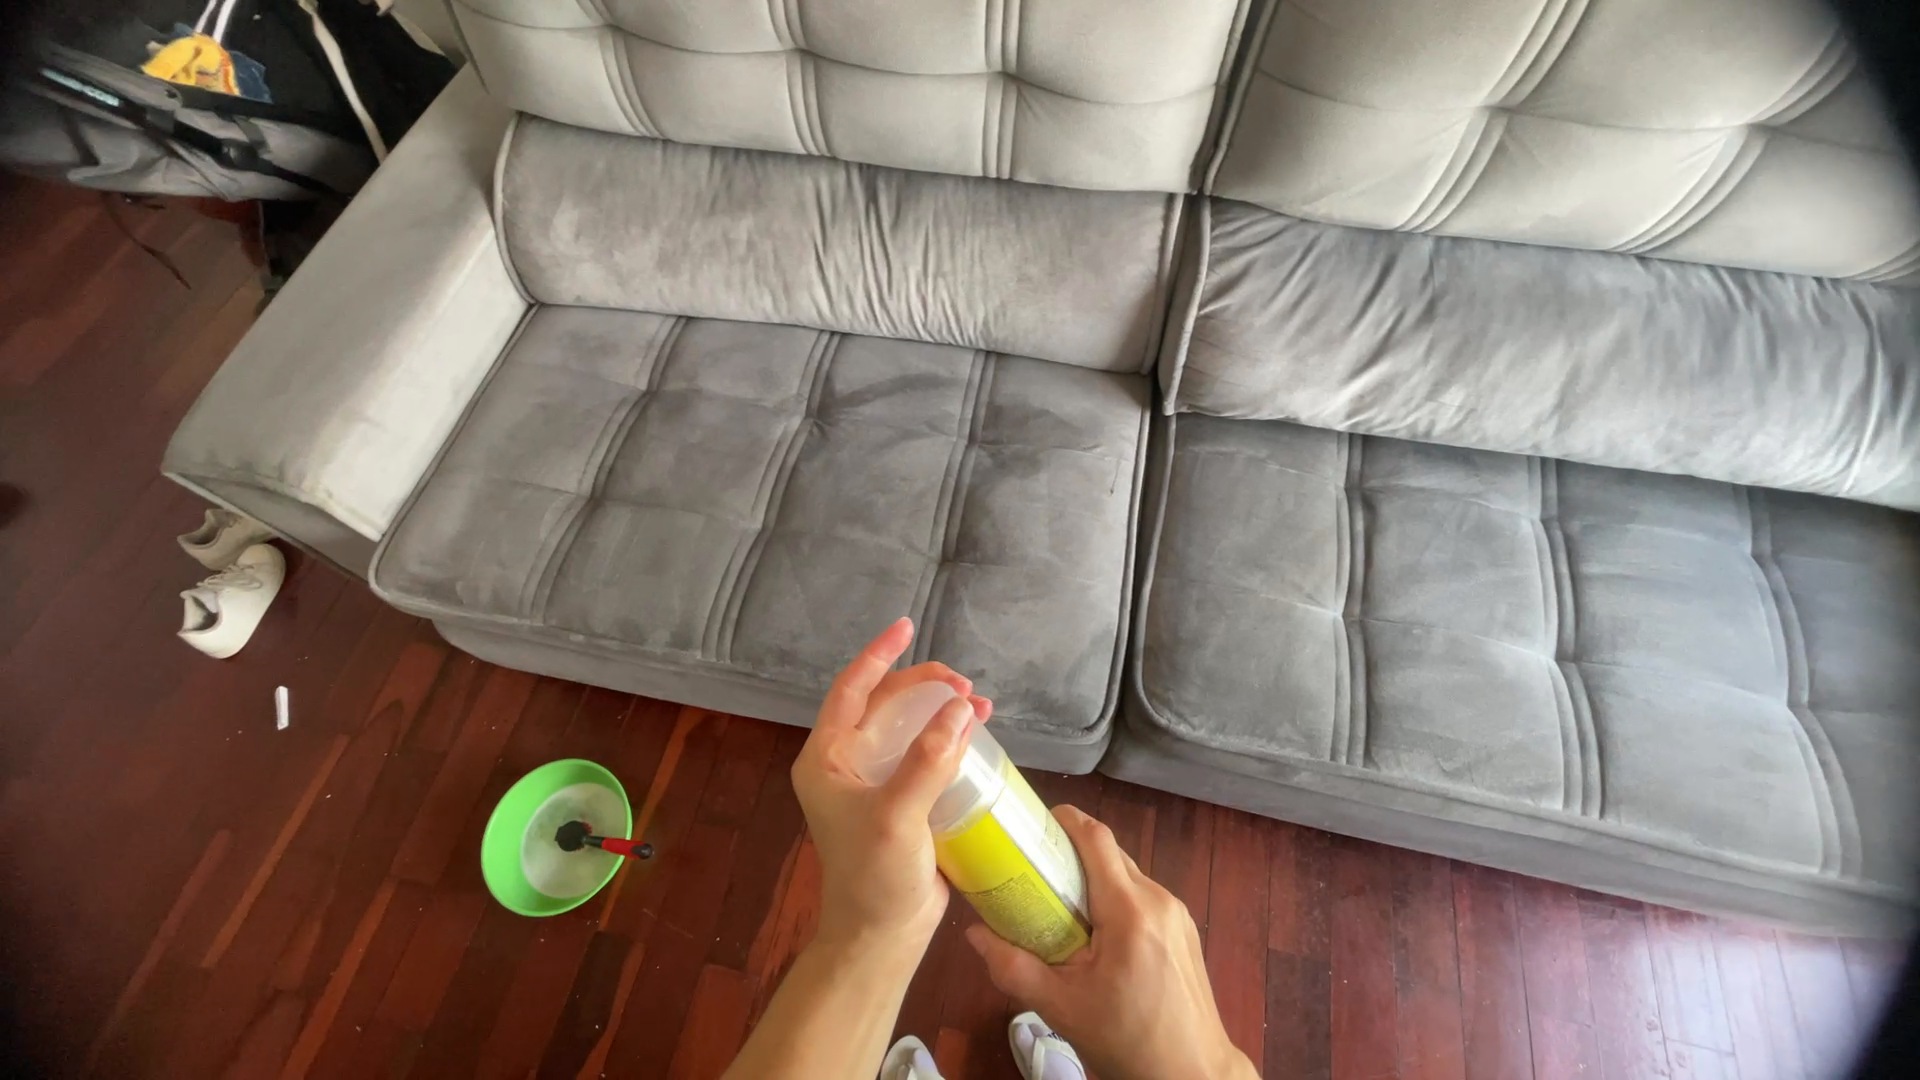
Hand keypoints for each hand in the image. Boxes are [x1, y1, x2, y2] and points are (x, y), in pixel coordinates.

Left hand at [792, 617, 992, 952]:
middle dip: (923, 686)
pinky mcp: (902, 797)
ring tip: (979, 702)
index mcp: (828, 758)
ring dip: (941, 709)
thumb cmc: (874, 877)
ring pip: (909, 725)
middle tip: (962, 684)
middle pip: (885, 703)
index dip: (877, 655)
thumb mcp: (897, 816)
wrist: (881, 936)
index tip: (906, 626)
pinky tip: (977, 731)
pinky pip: (925, 751)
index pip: (851, 690)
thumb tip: (960, 708)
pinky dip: (950, 737)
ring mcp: (875, 780)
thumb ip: (927, 760)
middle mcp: (847, 762)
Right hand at [966, 806, 1258, 1079]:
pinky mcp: (1184, 926)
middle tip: (1036, 867)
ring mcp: (1176, 911)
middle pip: (1109, 851)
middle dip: (1072, 851)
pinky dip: (1115, 896)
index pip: (1097, 838)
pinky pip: (1142, 893)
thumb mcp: (1061, 1009)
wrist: (1194, 1077)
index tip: (1035, 823)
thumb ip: (1013, 968)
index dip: (1066, 820)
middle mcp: (1158, 898)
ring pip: (1127, 871)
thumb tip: (974, 933)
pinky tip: (1096, 929)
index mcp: (1129, 911)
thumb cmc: (1126, 1042)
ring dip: (1094, 876)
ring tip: (1061, 901)